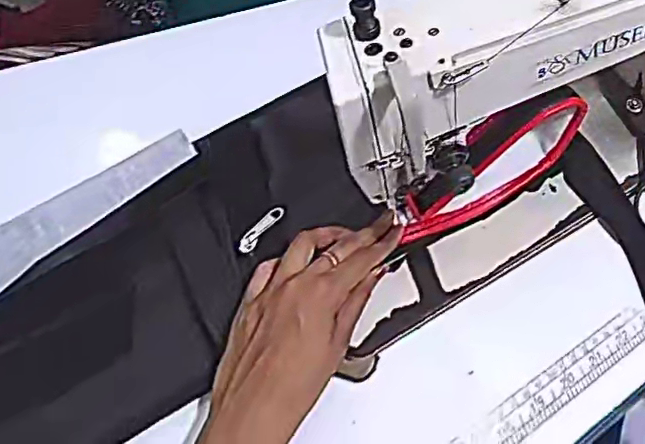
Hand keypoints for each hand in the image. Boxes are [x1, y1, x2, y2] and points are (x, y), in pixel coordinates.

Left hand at [197, 214, 401, 443]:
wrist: (249, 419)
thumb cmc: (290, 393)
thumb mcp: (338, 344)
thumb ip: (356, 300)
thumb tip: (371, 277)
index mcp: (321, 294)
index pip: (363, 257)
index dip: (384, 241)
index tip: (395, 232)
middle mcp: (295, 286)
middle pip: (339, 244)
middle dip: (367, 232)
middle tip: (381, 224)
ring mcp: (270, 292)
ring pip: (303, 243)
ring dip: (328, 235)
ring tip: (343, 235)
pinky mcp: (249, 303)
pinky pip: (268, 267)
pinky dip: (287, 259)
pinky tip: (298, 261)